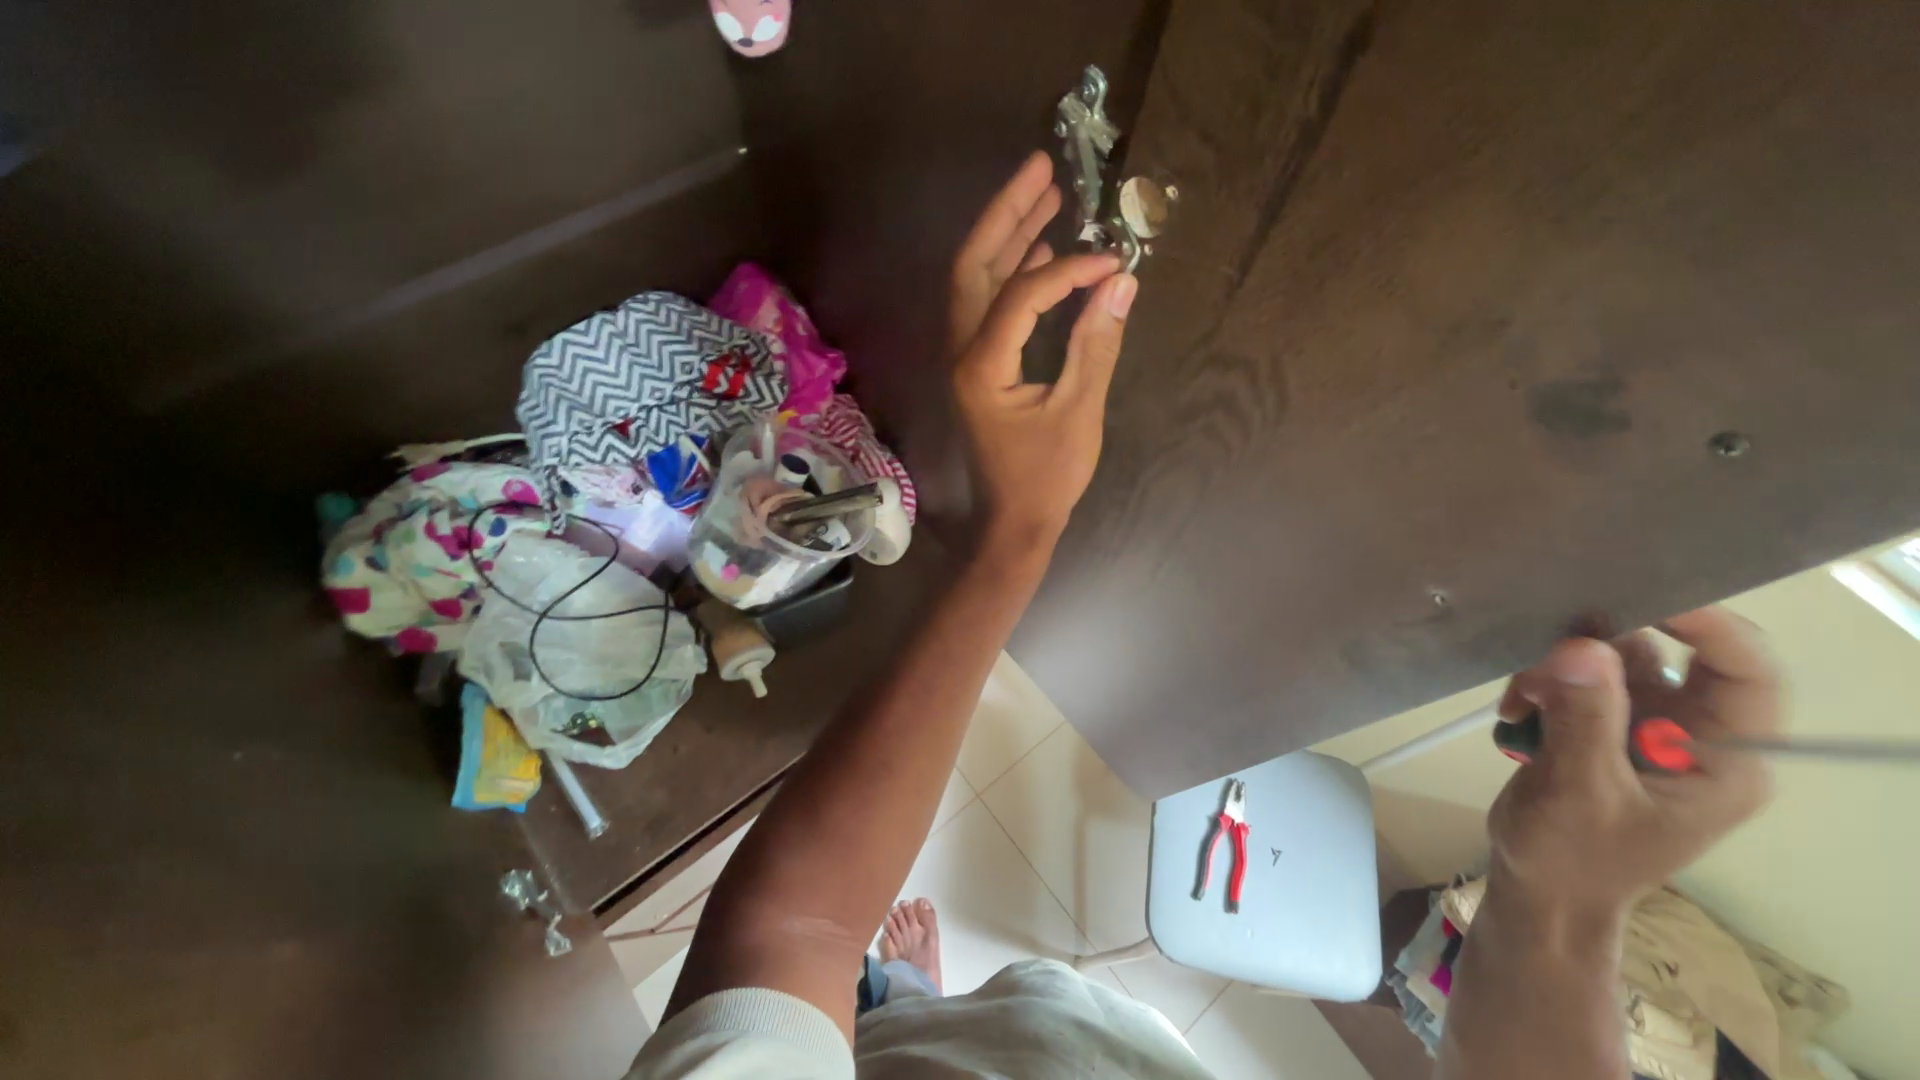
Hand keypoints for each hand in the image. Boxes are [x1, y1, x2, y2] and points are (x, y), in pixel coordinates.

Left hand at [950, 152, 1136, 544]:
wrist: (1015, 519)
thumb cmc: (1046, 476)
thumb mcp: (1079, 412)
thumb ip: (1098, 345)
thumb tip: (1122, 282)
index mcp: (981, 366)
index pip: (1020, 295)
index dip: (1068, 272)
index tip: (1112, 262)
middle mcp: (961, 351)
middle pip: (974, 265)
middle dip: (1007, 213)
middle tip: (1043, 167)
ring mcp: (966, 356)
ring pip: (977, 280)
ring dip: (1009, 236)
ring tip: (1046, 193)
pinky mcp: (979, 363)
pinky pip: (989, 303)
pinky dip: (1013, 272)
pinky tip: (1042, 251)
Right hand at [1486, 607, 1779, 916]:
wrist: (1539, 893)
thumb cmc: (1572, 856)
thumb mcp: (1580, 791)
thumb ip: (1585, 718)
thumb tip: (1580, 645)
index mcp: (1724, 760)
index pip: (1747, 672)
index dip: (1711, 626)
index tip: (1644, 597)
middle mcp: (1695, 735)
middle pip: (1673, 656)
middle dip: (1606, 646)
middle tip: (1550, 644)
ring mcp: (1646, 730)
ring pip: (1616, 661)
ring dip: (1562, 667)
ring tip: (1522, 695)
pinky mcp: (1602, 727)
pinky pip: (1581, 679)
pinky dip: (1545, 683)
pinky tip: (1517, 709)